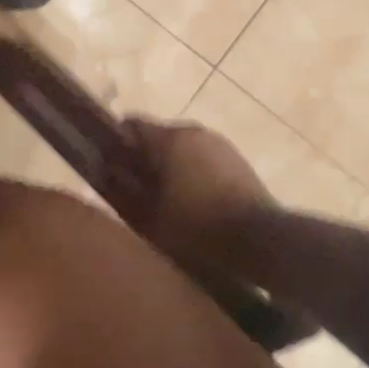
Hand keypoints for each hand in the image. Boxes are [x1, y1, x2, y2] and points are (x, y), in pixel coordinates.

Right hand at [120, 117, 277, 273]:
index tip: (107, 168)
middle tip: (133, 192)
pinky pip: (205, 162)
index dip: (114, 144)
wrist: (262, 242)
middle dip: (143, 160)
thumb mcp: (148, 218)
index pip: (130, 125)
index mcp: (170, 138)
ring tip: (164, 203)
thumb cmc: (197, 229)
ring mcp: (221, 145)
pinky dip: (194, 176)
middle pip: (158, 137)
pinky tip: (193, 207)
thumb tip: (106, 174)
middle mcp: (195, 131)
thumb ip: (121, 192)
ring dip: (170, 169)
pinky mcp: (239, 162)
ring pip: (183, 150)